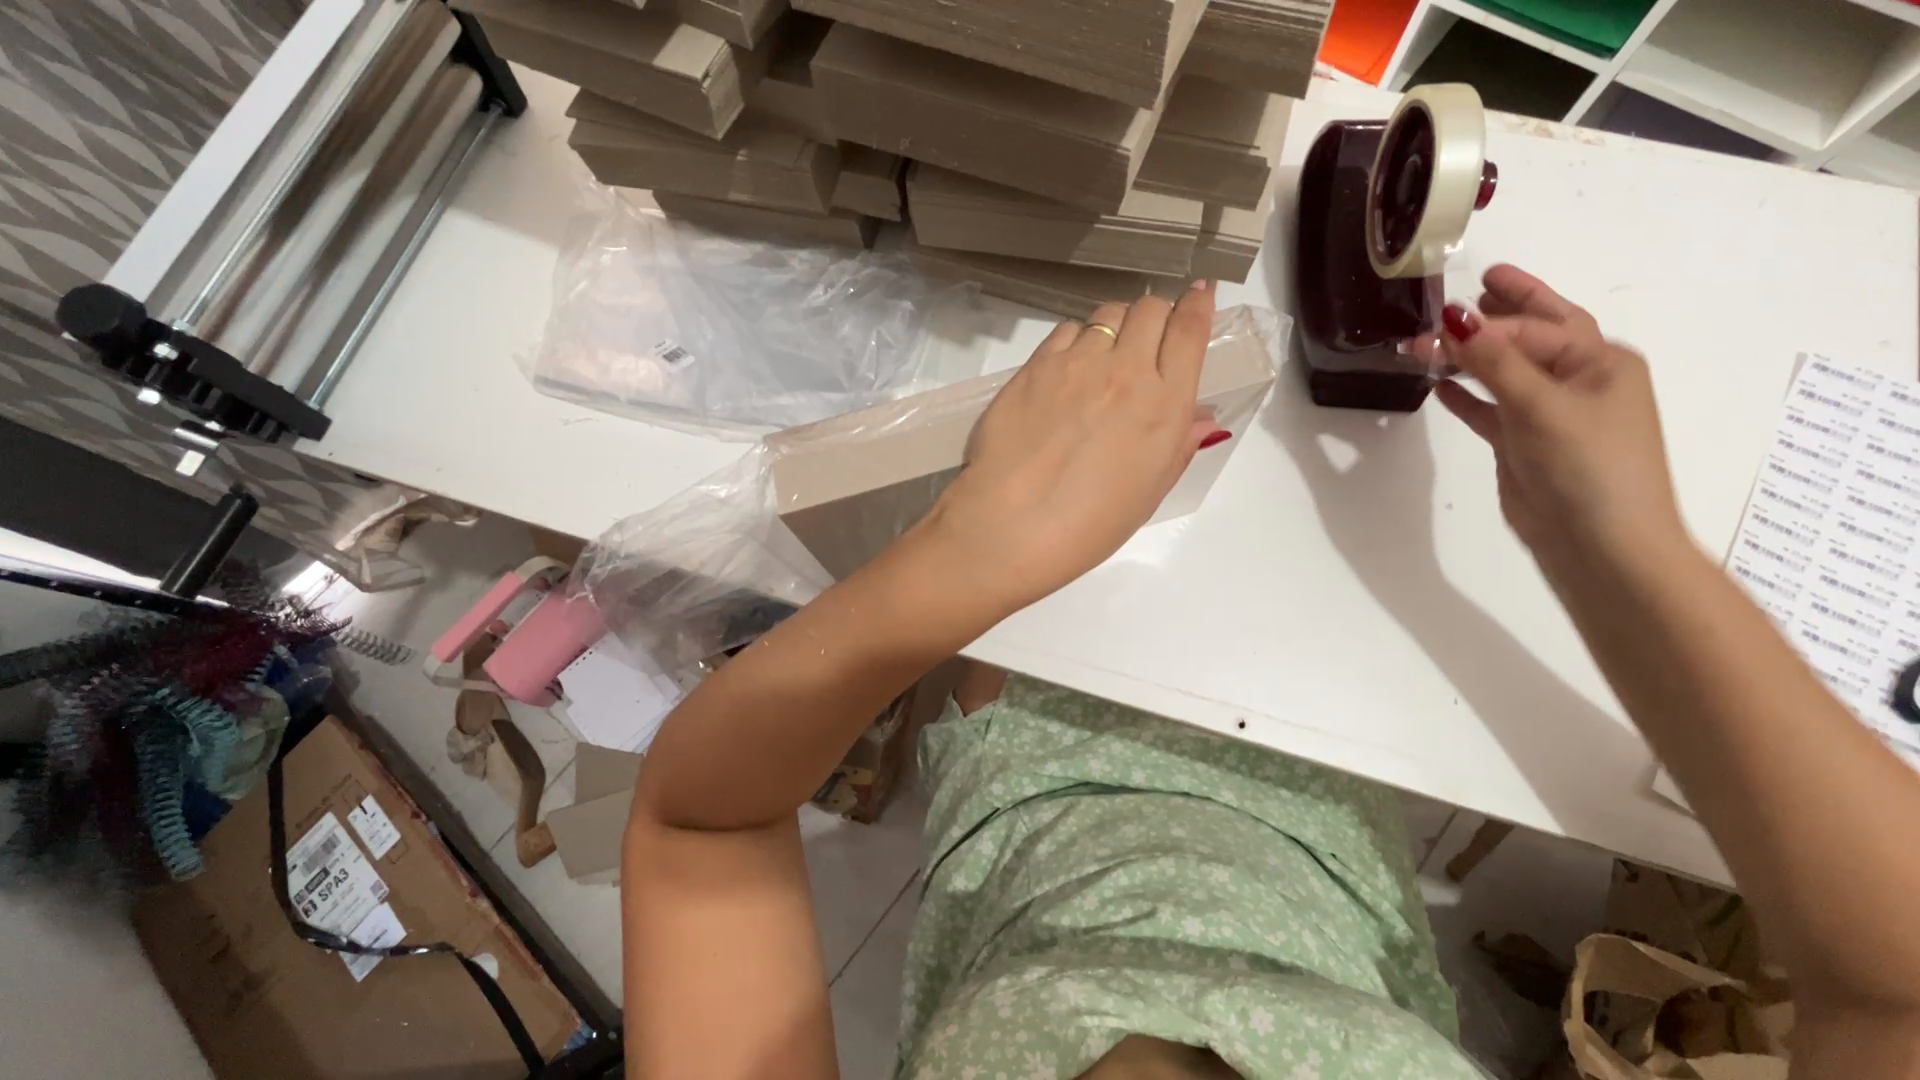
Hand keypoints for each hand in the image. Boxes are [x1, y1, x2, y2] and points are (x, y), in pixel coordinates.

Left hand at [913, 283, 1222, 612]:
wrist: (1010, 526)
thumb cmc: (1087, 526)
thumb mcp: (1148, 494)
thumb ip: (1178, 447)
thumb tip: (1201, 417)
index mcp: (1164, 407)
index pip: (1190, 332)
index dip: (1199, 305)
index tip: (1200, 294)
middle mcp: (1126, 372)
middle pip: (1150, 310)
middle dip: (1157, 314)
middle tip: (1149, 335)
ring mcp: (1076, 364)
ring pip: (1107, 315)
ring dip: (1116, 325)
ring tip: (1107, 352)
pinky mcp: (1034, 366)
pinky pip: (1065, 331)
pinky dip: (1076, 339)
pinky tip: (1068, 367)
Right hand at [1435, 265, 1689, 575]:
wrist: (1599, 543)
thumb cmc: (1585, 465)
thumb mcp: (1540, 405)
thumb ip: (1495, 360)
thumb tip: (1454, 315)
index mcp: (1601, 362)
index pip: (1536, 327)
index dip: (1489, 321)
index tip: (1439, 317)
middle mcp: (1578, 381)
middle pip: (1530, 336)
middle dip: (1496, 314)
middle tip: (1459, 291)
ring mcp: (1549, 414)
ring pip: (1503, 372)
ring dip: (1469, 357)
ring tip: (1428, 342)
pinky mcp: (1523, 444)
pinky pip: (1489, 409)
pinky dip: (1465, 397)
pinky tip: (1438, 386)